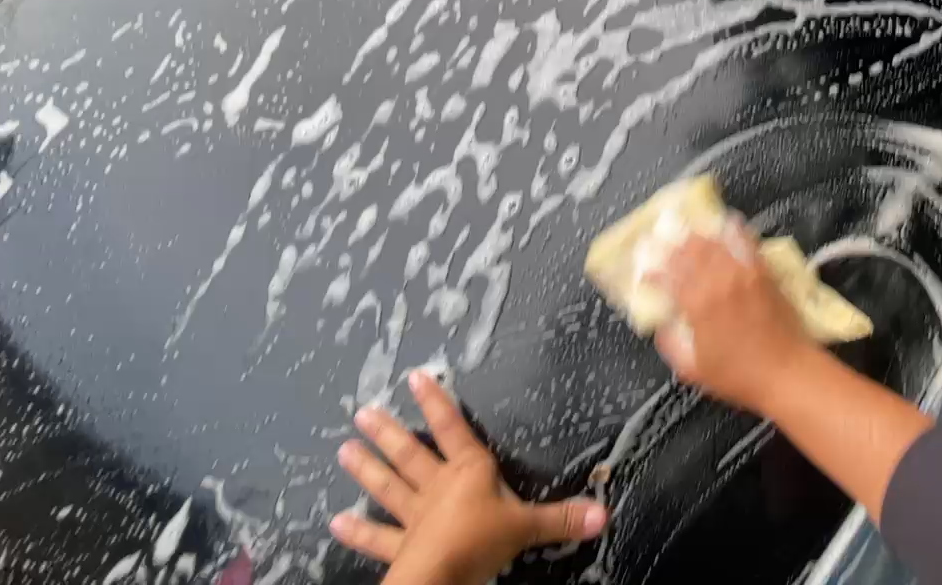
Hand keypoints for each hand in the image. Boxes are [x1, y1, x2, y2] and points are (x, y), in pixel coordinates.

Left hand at [329, 370, 606, 583]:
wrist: (436, 581)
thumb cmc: (480, 542)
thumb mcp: (528, 527)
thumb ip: (564, 519)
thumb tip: (605, 513)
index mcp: (469, 471)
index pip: (453, 429)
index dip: (436, 403)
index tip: (413, 377)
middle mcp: (438, 487)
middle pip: (411, 455)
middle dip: (389, 433)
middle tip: (362, 413)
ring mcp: (414, 518)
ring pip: (389, 487)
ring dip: (368, 469)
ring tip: (344, 449)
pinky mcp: (399, 550)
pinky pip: (377, 538)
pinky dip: (358, 530)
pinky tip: (336, 521)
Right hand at [653, 219, 820, 415]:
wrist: (787, 370)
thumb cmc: (739, 376)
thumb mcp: (693, 369)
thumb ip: (671, 343)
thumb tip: (662, 325)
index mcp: (698, 304)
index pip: (667, 277)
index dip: (652, 273)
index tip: (644, 273)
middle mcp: (719, 281)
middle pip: (689, 253)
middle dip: (672, 247)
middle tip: (660, 244)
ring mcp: (744, 272)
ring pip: (715, 243)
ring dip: (698, 236)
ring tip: (687, 232)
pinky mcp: (764, 271)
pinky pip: (747, 242)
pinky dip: (735, 230)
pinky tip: (728, 222)